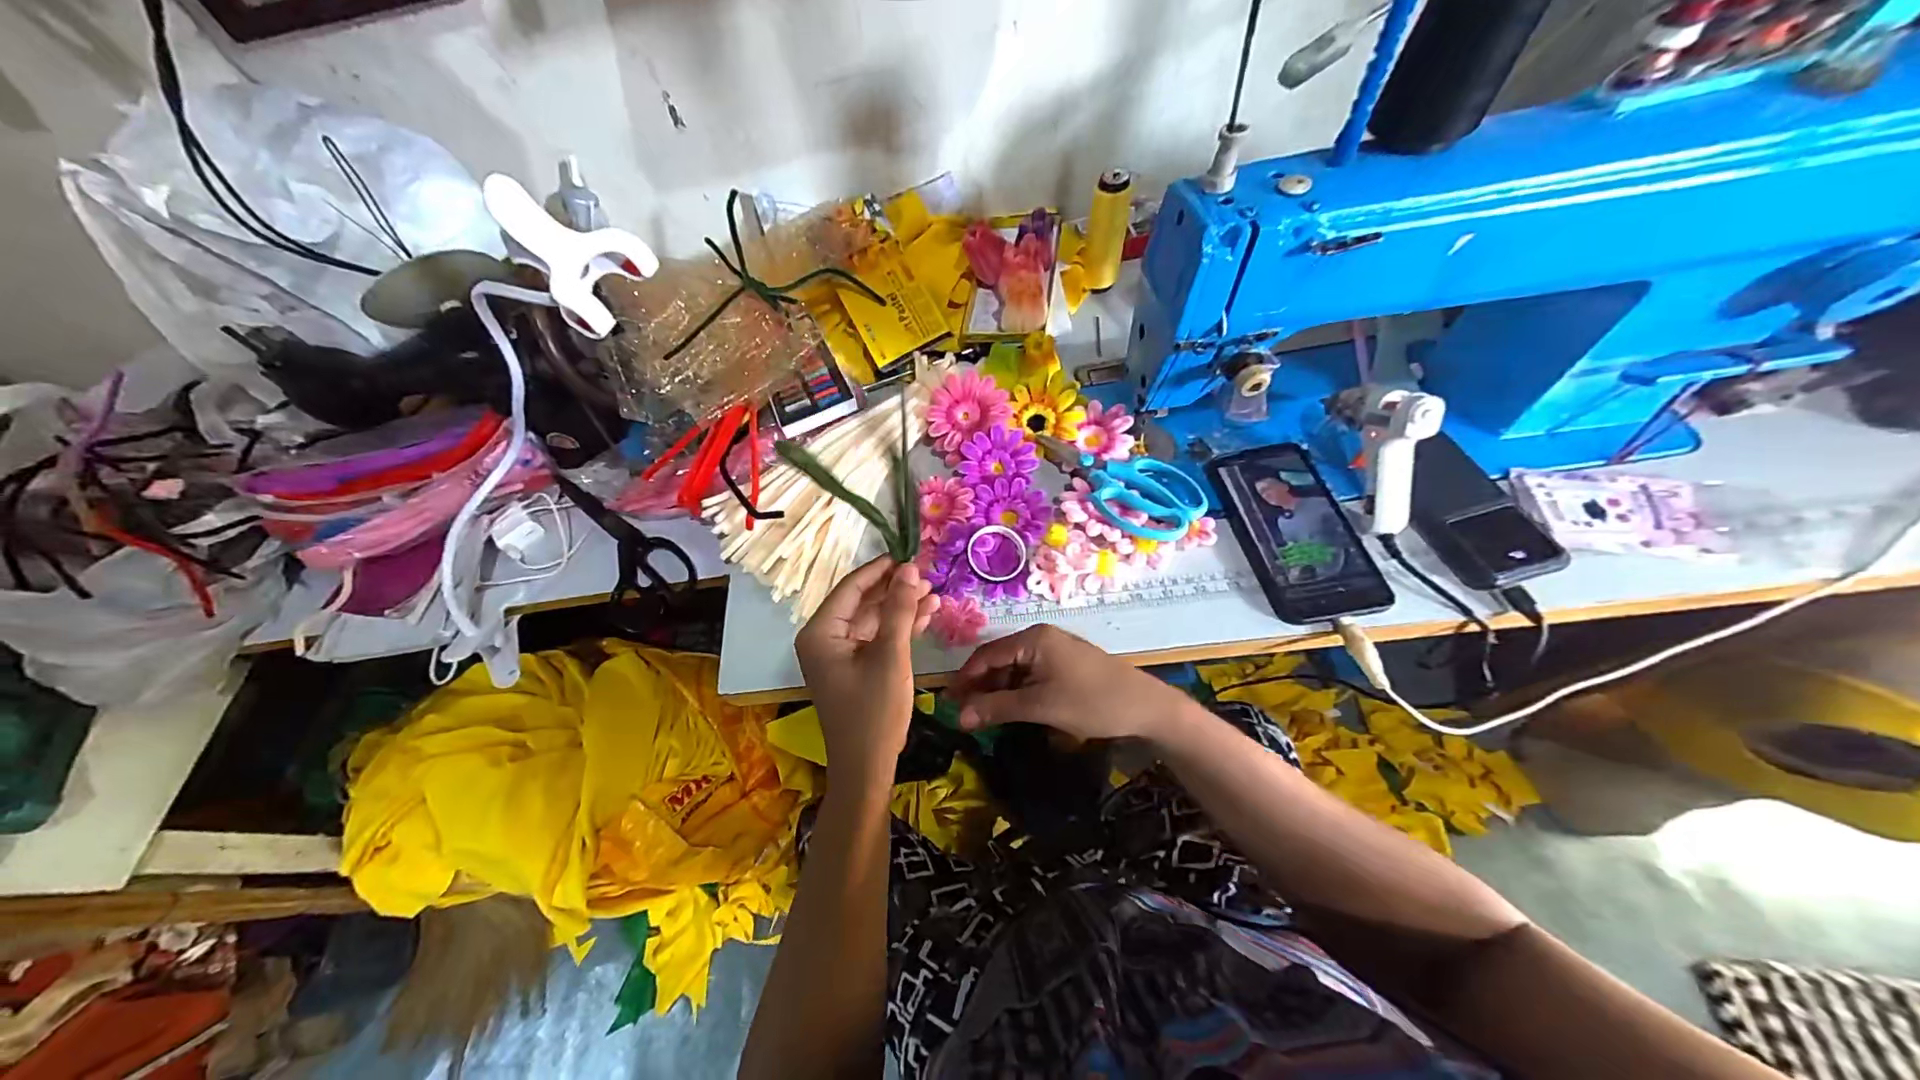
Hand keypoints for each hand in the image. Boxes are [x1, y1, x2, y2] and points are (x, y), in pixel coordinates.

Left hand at [794, 557, 937, 789]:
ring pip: (872, 620)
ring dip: (902, 608)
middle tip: (929, 573)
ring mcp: (838, 655)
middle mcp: (824, 639)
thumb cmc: (874, 710)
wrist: (867, 767)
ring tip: (935, 593)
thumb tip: (909, 569)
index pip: (851, 587)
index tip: (910, 553)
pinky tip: (927, 616)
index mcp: (821, 632)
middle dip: (896, 589)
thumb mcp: (891, 655)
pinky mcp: (853, 669)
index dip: (882, 569)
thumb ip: (899, 609)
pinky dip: (899, 629)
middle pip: (862, 602)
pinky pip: (875, 639)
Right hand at [945, 625, 1197, 744]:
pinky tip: (1011, 711)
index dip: (965, 678)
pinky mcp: (1066, 666)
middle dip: (981, 687)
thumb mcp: (1040, 706)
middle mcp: (1042, 638)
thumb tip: (959, 717)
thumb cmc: (1091, 702)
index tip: (948, 702)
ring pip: (1015, 670)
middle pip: (999, 660)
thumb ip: (997, 708)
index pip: (986, 654)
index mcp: (1033, 638)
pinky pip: (1032, 676)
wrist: (1146, 707)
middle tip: (964, 715)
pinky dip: (1018, 693)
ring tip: (984, 718)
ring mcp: (1056, 652)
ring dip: (999, 692)